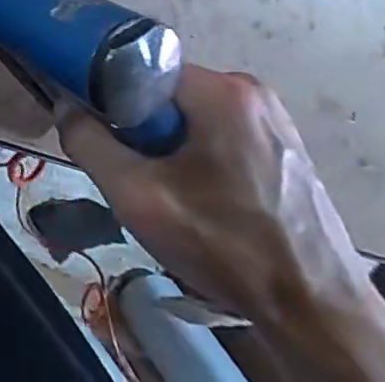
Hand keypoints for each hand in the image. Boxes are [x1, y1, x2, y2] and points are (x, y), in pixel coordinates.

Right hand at [63, 68, 384, 381]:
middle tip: (138, 175)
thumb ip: (89, 143)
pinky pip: (221, 135)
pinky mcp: (285, 147)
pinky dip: (200, 158)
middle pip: (167, 94)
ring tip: (170, 194)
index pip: (141, 69)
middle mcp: (251, 91)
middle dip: (143, 130)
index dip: (112, 99)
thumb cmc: (227, 247)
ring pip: (192, 117)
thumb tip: (65, 107)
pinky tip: (204, 202)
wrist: (319, 315)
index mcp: (221, 89)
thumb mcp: (138, 197)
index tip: (103, 133)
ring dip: (170, 147)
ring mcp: (274, 119)